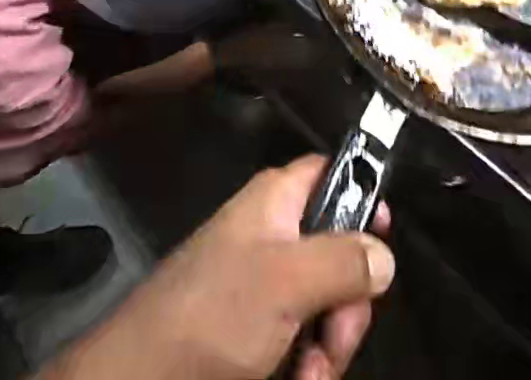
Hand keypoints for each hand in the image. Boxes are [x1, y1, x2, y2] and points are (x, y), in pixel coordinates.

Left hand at [41, 155, 394, 379]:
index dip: (362, 192)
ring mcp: (267, 283)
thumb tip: (385, 254)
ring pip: (327, 304)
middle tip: (334, 335)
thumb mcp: (286, 281)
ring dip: (329, 347)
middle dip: (347, 303)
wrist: (145, 376)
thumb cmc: (215, 312)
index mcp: (277, 201)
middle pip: (340, 252)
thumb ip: (342, 261)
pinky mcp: (260, 327)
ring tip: (307, 374)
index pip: (330, 172)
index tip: (384, 235)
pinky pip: (305, 338)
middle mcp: (275, 234)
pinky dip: (308, 366)